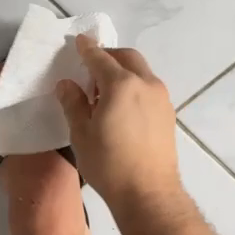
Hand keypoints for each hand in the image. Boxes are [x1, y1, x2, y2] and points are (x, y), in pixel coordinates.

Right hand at [55, 36, 181, 209]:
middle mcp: (145, 83)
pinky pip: (148, 88)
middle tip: (90, 68)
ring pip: (140, 72)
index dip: (87, 49)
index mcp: (121, 85)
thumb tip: (66, 84)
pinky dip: (134, 86)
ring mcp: (161, 98)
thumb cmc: (108, 164)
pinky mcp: (167, 114)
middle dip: (108, 56)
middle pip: (126, 58)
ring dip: (122, 71)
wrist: (147, 193)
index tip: (79, 41)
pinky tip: (122, 107)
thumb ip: (73, 104)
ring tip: (104, 91)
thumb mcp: (81, 134)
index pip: (100, 58)